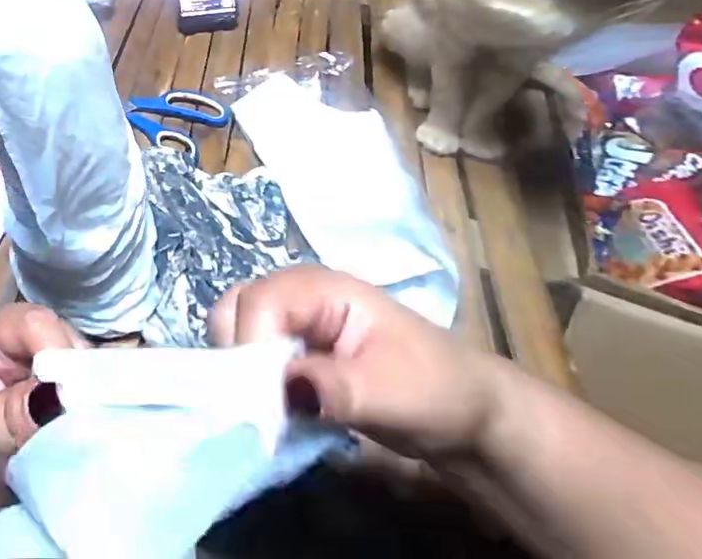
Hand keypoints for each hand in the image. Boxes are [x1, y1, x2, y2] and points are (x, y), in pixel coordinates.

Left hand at [0, 303, 85, 527]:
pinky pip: (89, 392)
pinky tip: (94, 431)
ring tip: (91, 426)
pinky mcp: (63, 396)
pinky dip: (93, 411)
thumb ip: (10, 414)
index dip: (56, 351)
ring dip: (90, 395)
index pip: (35, 323)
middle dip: (79, 374)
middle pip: (67, 339)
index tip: (70, 396)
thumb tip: (59, 399)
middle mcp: (28, 341)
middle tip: (87, 415)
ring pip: (85, 365)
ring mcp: (49, 367)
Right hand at [209, 265, 503, 459]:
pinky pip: (249, 358)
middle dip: (235, 356)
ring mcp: (292, 322)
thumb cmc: (437, 389)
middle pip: (235, 308)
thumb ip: (338, 387)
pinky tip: (272, 414)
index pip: (260, 302)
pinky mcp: (291, 351)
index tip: (263, 405)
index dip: (250, 348)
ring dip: (238, 372)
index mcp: (322, 287)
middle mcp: (297, 295)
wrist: (466, 412)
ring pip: (235, 331)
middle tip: (258, 407)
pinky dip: (248, 385)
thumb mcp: (393, 392)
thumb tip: (285, 387)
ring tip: (266, 413)